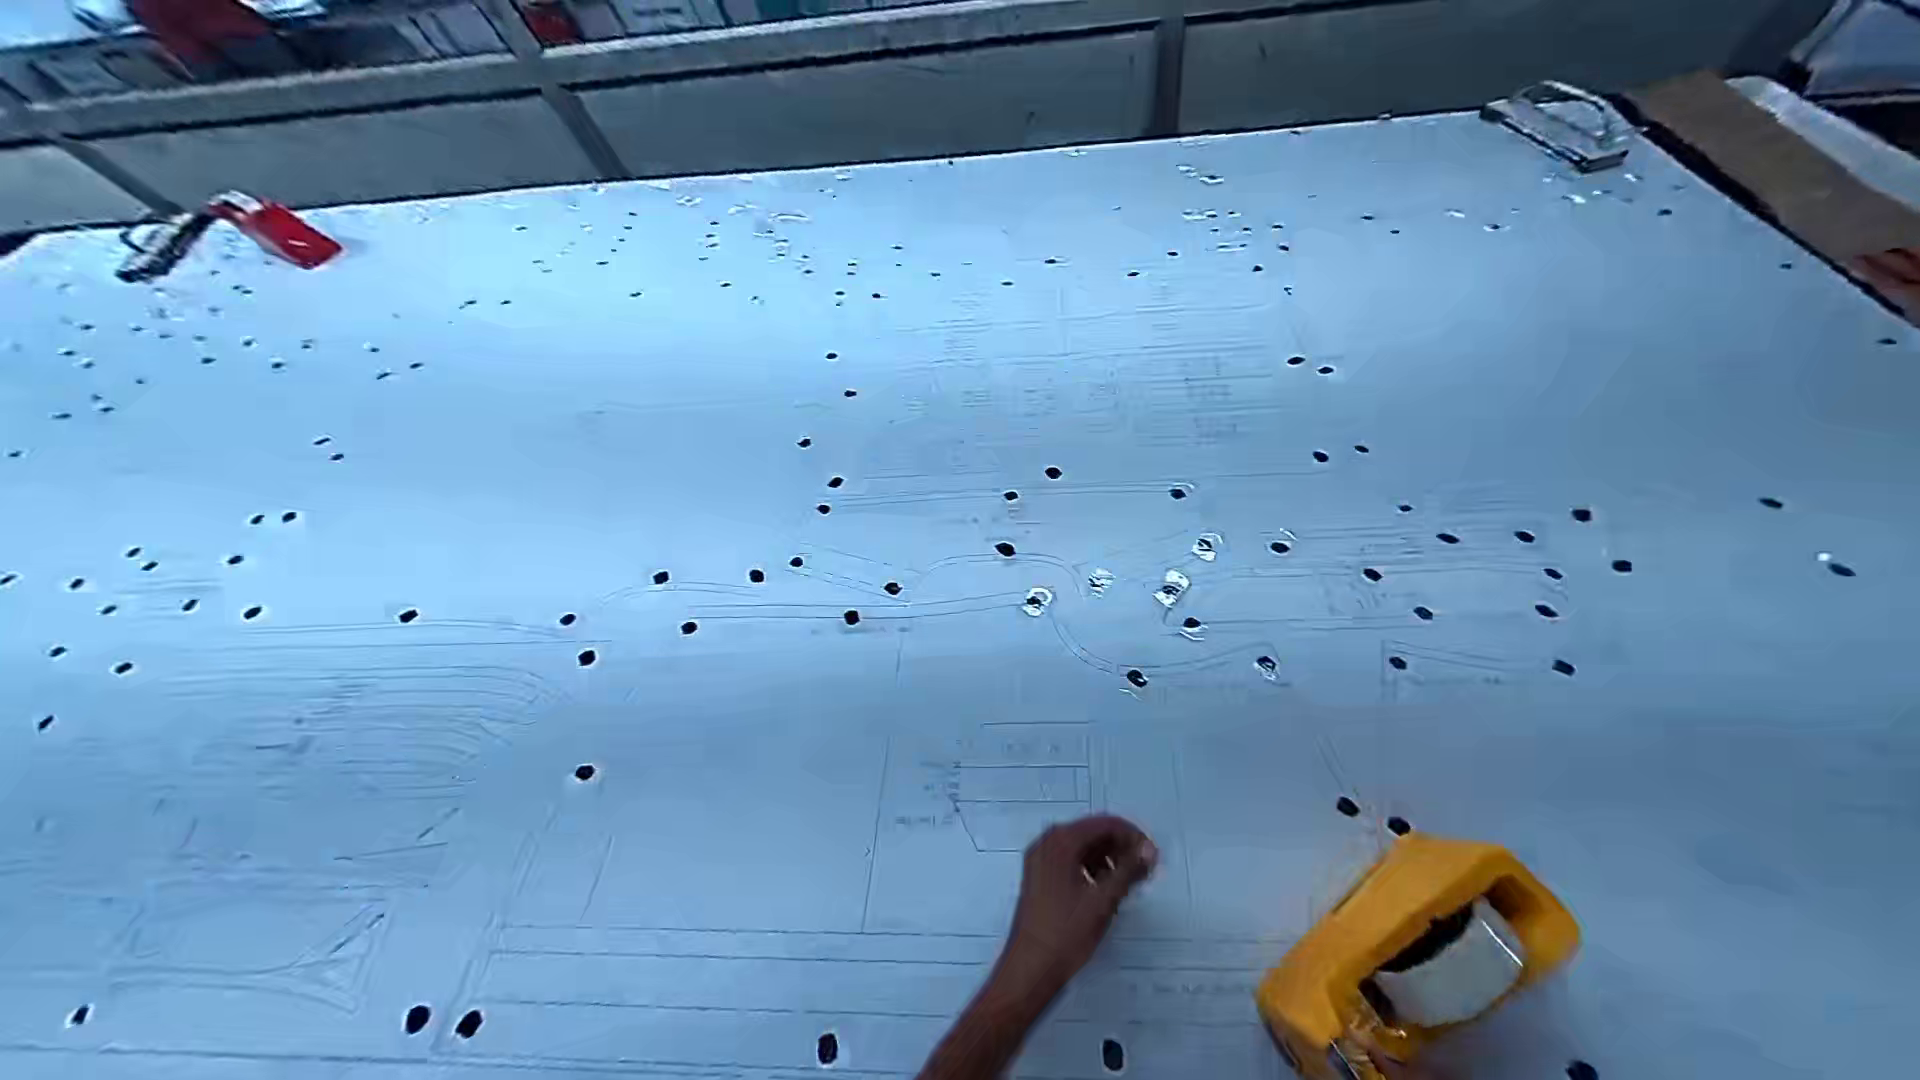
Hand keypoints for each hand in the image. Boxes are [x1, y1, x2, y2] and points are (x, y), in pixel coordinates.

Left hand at [999, 814, 1156, 992]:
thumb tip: (1149, 850)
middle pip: (1092, 832)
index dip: (1132, 836)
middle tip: (1144, 869)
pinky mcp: (1039, 875)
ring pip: (1082, 846)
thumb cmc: (1066, 933)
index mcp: (1060, 841)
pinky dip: (1091, 867)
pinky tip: (1106, 889)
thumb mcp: (1104, 901)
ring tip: (1128, 881)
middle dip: (1120, 847)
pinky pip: (1070, 860)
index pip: (1104, 823)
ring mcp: (1040, 858)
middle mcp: (1047, 842)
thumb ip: (1129, 871)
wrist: (1031, 967)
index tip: (1152, 855)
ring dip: (1107, 858)